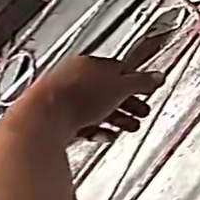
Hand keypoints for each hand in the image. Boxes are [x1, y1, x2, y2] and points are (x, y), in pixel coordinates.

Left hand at [8, 55, 164, 139]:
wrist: (43, 121)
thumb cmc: (75, 97)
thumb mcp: (121, 87)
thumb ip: (142, 82)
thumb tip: (157, 77)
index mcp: (88, 64)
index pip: (119, 70)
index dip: (135, 81)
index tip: (147, 89)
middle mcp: (73, 78)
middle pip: (108, 90)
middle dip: (127, 103)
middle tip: (141, 110)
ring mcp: (63, 99)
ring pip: (97, 108)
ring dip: (116, 118)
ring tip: (130, 127)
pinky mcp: (57, 119)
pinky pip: (83, 123)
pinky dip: (98, 129)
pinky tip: (106, 135)